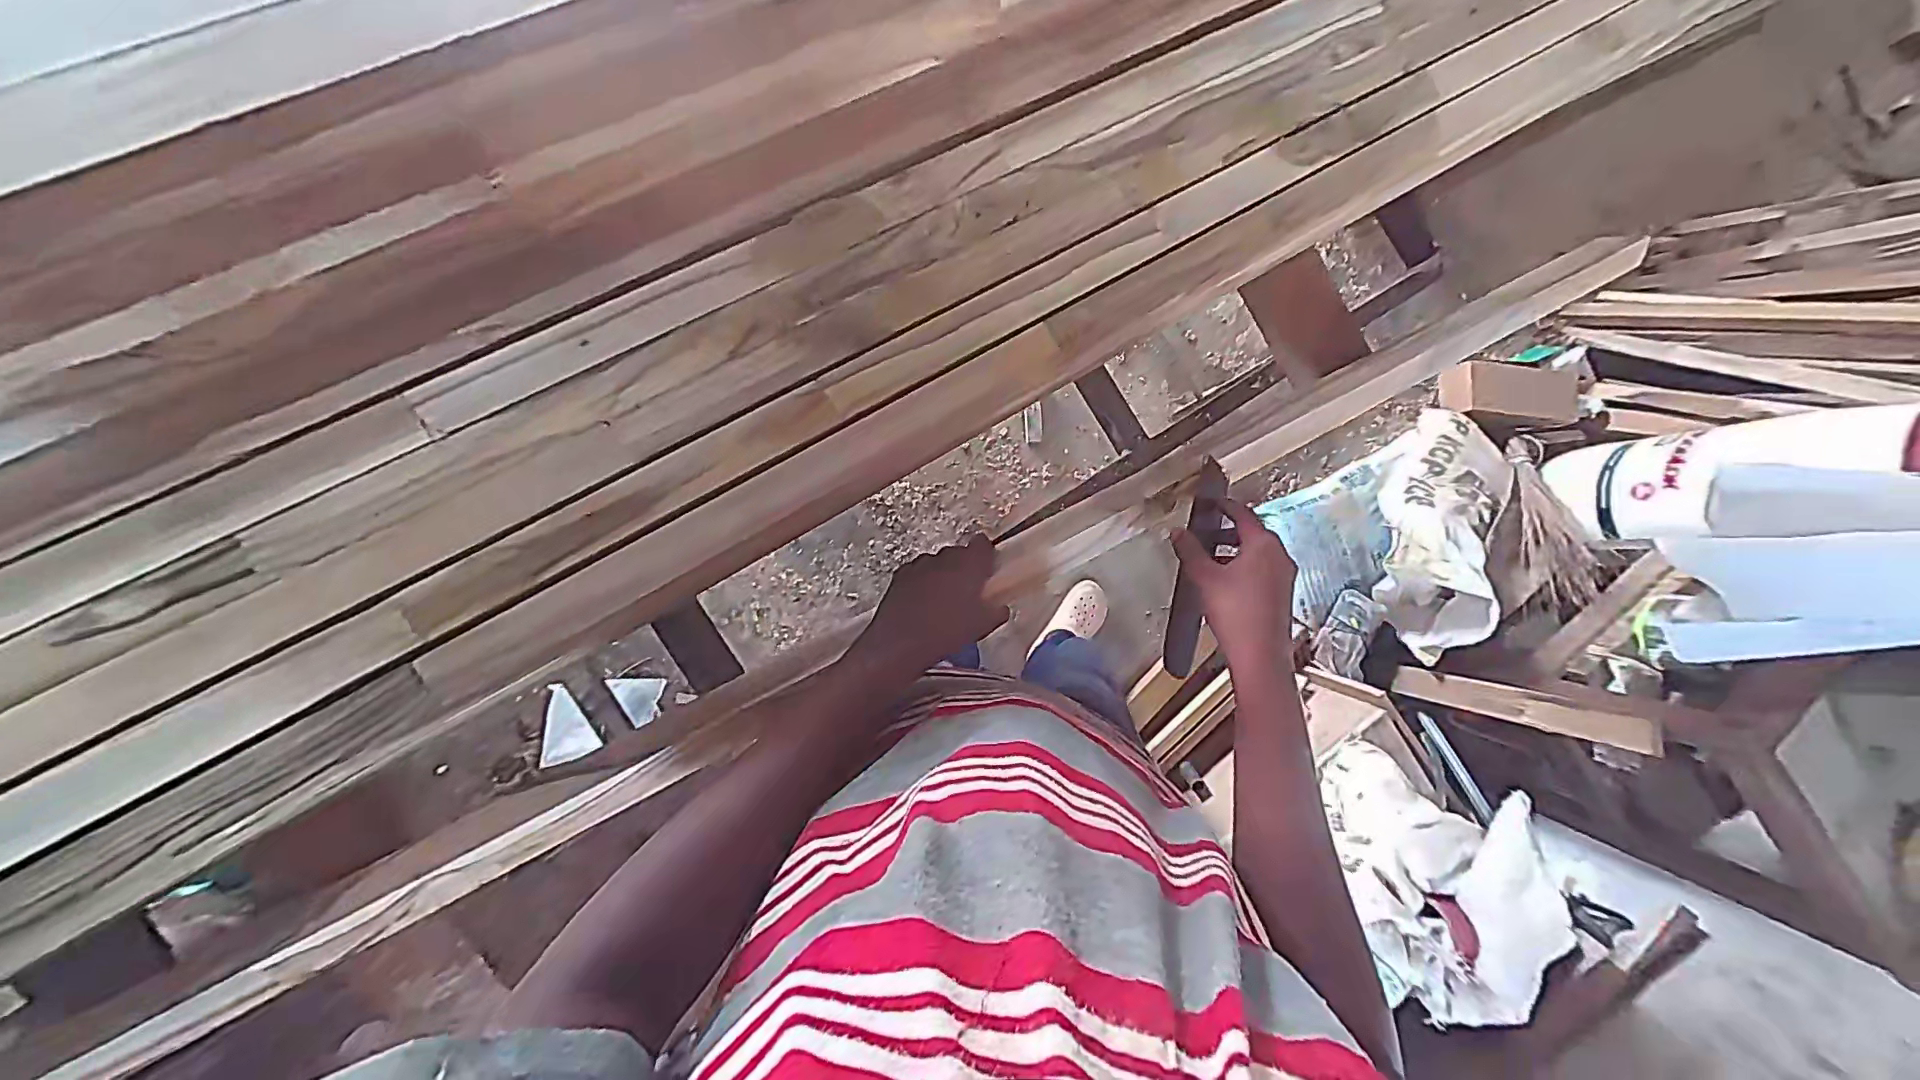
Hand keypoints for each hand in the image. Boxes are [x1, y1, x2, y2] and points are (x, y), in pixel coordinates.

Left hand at [852, 534, 1009, 674]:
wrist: (902, 641)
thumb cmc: (947, 631)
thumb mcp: (982, 626)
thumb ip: (996, 612)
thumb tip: (1000, 609)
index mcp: (970, 564)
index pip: (982, 544)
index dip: (985, 554)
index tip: (987, 568)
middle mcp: (945, 558)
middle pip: (959, 553)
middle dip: (964, 567)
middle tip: (967, 590)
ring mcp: (920, 564)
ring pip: (937, 563)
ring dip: (942, 574)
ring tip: (943, 601)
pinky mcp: (901, 574)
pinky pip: (918, 572)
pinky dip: (922, 582)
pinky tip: (922, 603)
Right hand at [1171, 499, 1297, 669]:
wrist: (1259, 653)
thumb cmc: (1238, 615)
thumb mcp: (1204, 576)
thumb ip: (1190, 550)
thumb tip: (1179, 534)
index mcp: (1264, 545)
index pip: (1243, 514)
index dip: (1225, 506)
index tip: (1214, 503)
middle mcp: (1279, 557)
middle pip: (1251, 533)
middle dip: (1226, 531)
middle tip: (1206, 533)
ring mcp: (1283, 576)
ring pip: (1257, 553)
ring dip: (1233, 550)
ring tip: (1210, 559)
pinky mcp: (1281, 593)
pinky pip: (1261, 570)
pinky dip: (1243, 566)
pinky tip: (1224, 581)